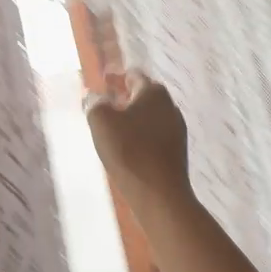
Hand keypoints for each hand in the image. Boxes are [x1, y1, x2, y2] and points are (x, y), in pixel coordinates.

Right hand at [86, 73, 191, 211]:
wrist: (159, 195)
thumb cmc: (128, 151)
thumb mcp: (101, 120)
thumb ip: (94, 102)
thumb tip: (93, 97)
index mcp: (154, 93)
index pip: (134, 75)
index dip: (116, 76)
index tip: (103, 79)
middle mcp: (170, 107)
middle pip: (144, 95)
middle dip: (124, 96)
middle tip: (105, 103)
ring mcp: (177, 131)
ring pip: (150, 116)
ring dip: (132, 117)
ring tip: (112, 126)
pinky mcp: (176, 153)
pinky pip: (154, 135)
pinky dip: (140, 135)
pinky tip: (127, 146)